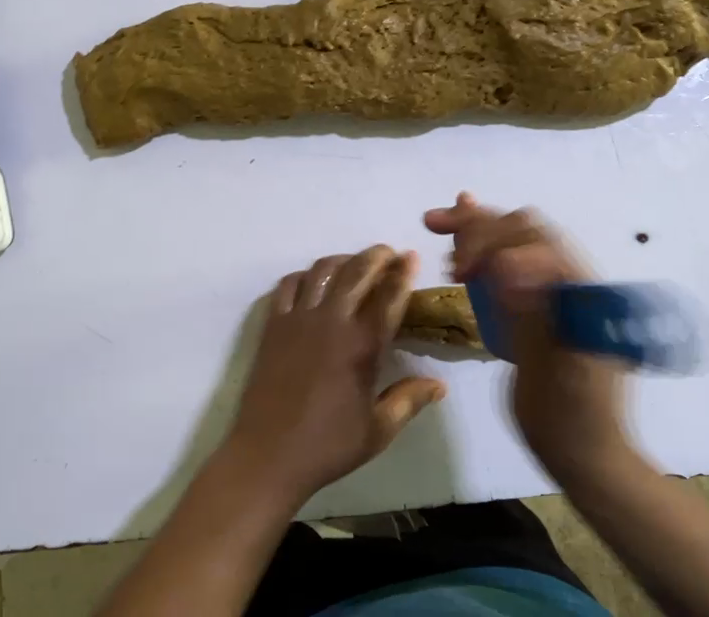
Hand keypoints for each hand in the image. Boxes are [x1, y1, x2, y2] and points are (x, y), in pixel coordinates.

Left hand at [223, 246, 445, 504]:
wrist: (268, 455)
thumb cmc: (328, 446)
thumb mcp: (378, 430)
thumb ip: (409, 399)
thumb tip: (440, 384)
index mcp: (362, 345)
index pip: (388, 297)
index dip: (402, 273)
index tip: (411, 258)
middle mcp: (331, 321)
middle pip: (356, 272)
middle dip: (375, 257)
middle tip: (388, 254)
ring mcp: (298, 320)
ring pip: (322, 271)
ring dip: (342, 260)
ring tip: (354, 263)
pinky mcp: (273, 326)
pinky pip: (288, 285)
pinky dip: (304, 275)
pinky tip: (312, 282)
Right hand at [423, 193, 636, 484]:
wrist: (586, 456)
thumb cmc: (572, 421)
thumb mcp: (554, 372)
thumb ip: (533, 315)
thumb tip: (508, 264)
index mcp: (585, 292)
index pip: (537, 242)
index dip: (493, 241)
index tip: (457, 272)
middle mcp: (574, 282)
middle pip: (525, 231)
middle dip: (480, 224)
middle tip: (435, 224)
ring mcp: (558, 293)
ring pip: (517, 240)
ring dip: (479, 229)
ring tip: (439, 223)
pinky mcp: (541, 307)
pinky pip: (513, 264)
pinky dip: (485, 247)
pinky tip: (461, 242)